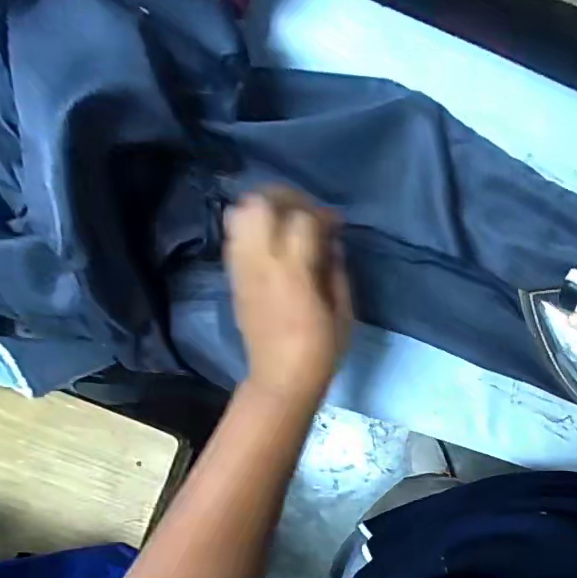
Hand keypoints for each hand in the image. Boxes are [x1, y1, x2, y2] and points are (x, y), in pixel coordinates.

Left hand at [224, 186, 353, 402]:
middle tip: (305, 212)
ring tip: (284, 222)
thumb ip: (337, 270)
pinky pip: (235, 237)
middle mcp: (262, 262)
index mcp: (294, 271)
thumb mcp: (343, 312)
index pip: (303, 219)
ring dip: (264, 209)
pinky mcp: (233, 278)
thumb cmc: (320, 351)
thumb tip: (332, 243)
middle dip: (286, 197)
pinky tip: (270, 243)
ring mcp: (242, 268)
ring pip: (240, 213)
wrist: (280, 380)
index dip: (323, 214)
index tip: (337, 224)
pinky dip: (252, 229)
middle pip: (261, 203)